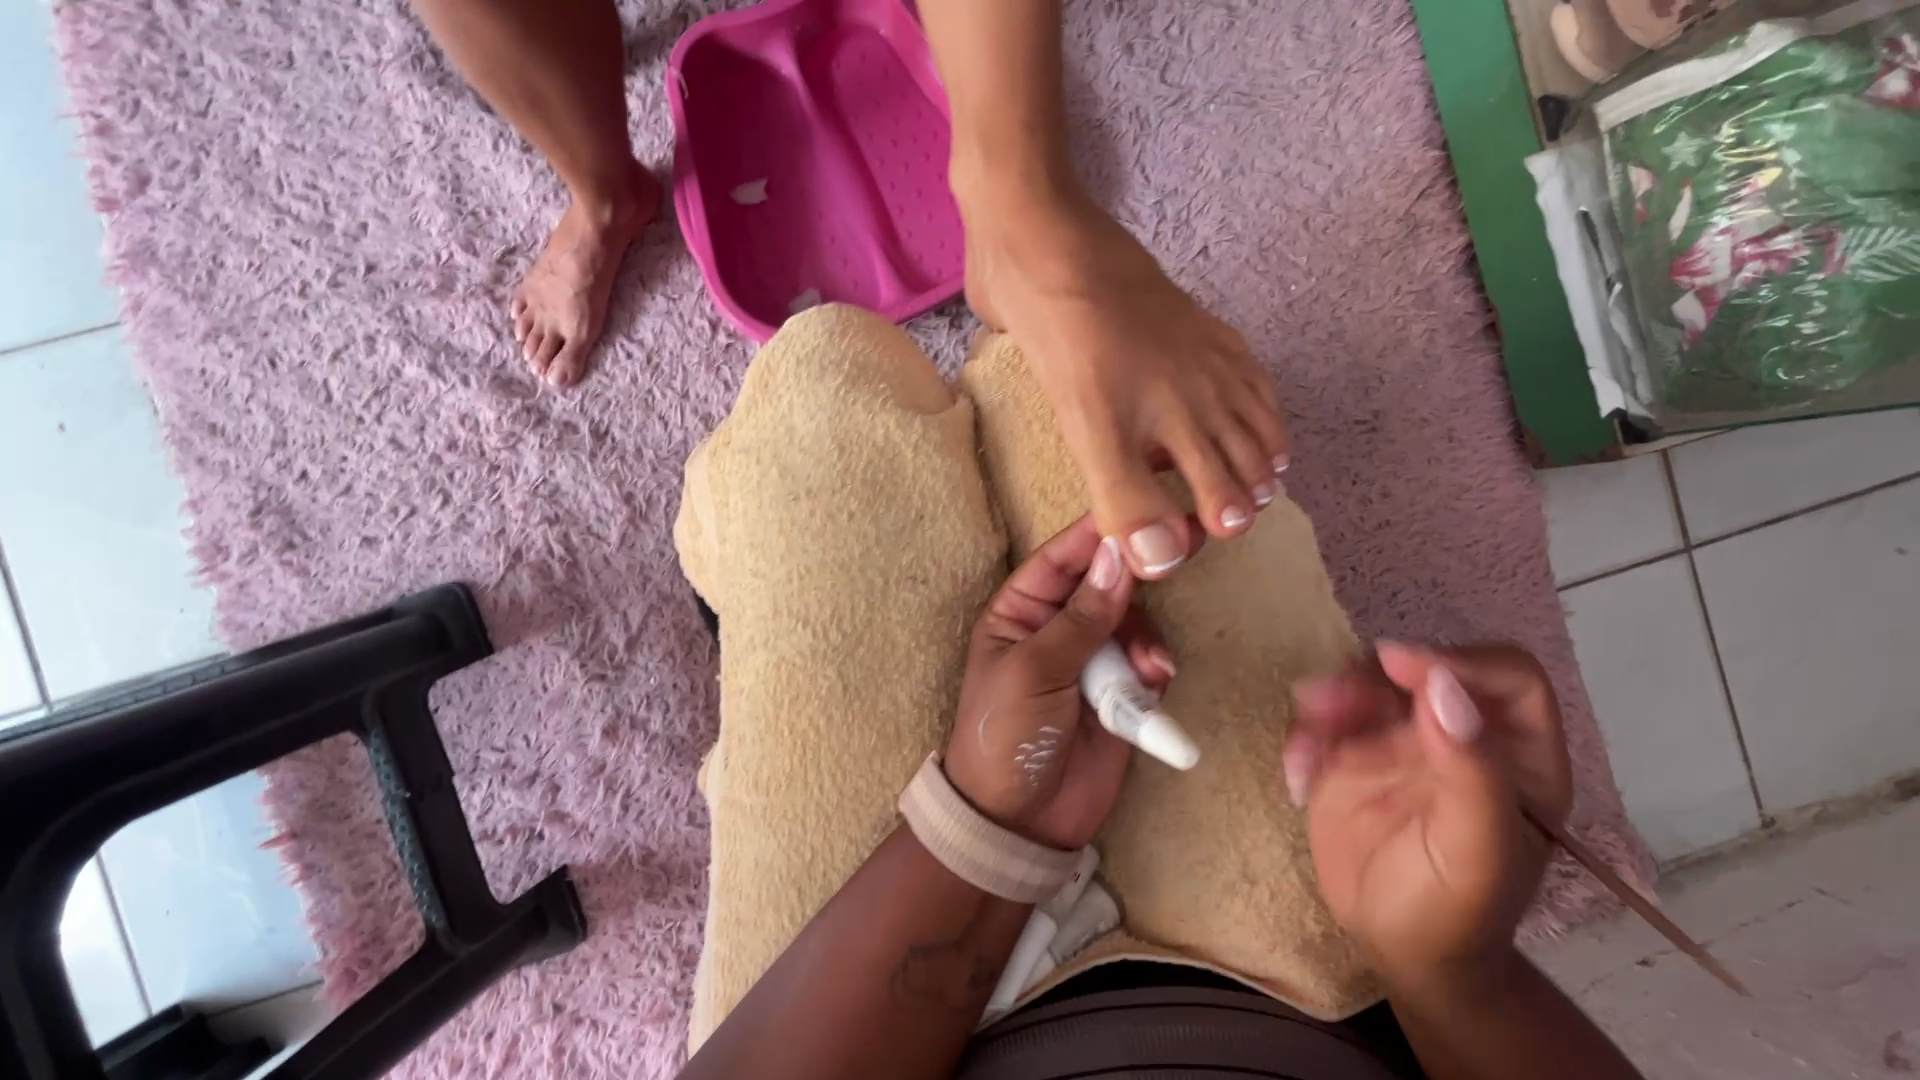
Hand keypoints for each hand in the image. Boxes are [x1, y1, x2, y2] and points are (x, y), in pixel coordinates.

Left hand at [943, 515, 1186, 848]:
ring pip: (1135, 621)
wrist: (1019, 821)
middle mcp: (1058, 626)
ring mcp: (1092, 659)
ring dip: (1146, 637)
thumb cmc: (1005, 735)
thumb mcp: (1034, 671)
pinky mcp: (1122, 693)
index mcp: (1021, 610)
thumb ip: (1079, 617)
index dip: (1102, 532)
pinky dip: (1155, 667)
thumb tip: (1115, 554)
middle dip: (1140, 575)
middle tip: (1186, 546)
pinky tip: (1154, 682)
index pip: (1064, 556)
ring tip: (1148, 668)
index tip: (1147, 508)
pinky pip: (1149, 661)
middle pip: (1109, 581)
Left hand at [963, 187, 1288, 580]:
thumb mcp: (1088, 427)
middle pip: (1246, 448)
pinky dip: (1252, 392)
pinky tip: (1242, 395)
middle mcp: (1209, 384)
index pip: (1223, 487)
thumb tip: (1166, 564)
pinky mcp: (1188, 315)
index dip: (1221, 518)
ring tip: (1260, 474)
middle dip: (1246, 488)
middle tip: (1240, 517)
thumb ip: (1127, 497)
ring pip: (1250, 407)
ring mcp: (1204, 345)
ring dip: (1256, 445)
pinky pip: (1239, 362)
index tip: (1215, 539)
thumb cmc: (1063, 337)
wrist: (1047, 235)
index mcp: (1186, 417)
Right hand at [1283, 642, 1573, 987]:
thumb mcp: (1474, 852)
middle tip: (1326, 702)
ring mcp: (1399, 742)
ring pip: (1364, 685)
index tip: (1402, 670)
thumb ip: (1471, 770)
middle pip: (1419, 669)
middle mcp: (1457, 734)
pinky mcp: (1349, 754)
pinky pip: (1322, 721)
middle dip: (1371, 678)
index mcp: (1515, 753)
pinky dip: (1303, 735)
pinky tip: (1298, 772)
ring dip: (1329, 698)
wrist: (1395, 947)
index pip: (1505, 676)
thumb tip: (1442, 686)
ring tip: (1306, 741)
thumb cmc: (1453, 911)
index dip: (1458, 660)